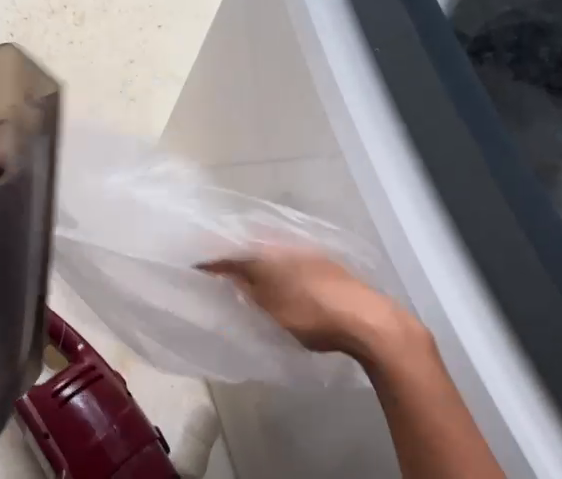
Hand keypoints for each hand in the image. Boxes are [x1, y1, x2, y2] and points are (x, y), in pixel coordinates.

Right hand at [201, 247, 429, 363]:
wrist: (368, 320)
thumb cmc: (312, 316)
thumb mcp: (270, 310)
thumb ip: (245, 290)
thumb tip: (225, 274)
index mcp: (264, 252)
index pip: (227, 251)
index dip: (209, 259)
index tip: (193, 264)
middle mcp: (281, 243)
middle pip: (247, 245)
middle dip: (231, 254)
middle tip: (214, 266)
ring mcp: (304, 249)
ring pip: (268, 249)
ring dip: (253, 258)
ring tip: (241, 272)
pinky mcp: (322, 261)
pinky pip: (286, 256)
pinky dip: (273, 264)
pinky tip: (275, 277)